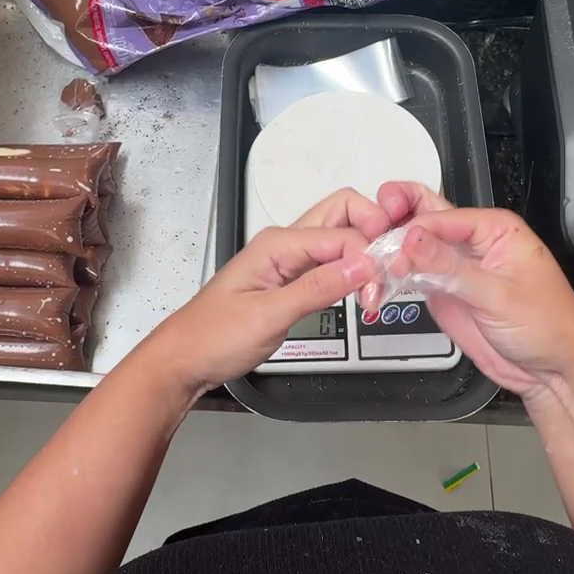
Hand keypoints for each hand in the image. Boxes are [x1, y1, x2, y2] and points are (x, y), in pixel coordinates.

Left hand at [128, 217, 377, 397]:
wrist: (184, 360)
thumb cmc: (214, 337)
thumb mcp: (269, 315)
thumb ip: (318, 288)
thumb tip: (364, 264)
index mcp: (278, 243)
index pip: (341, 234)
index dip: (367, 258)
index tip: (377, 291)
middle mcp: (285, 243)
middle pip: (343, 213)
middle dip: (373, 232)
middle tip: (389, 269)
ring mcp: (289, 259)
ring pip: (340, 236)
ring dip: (365, 253)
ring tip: (377, 287)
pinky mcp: (292, 279)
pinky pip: (331, 262)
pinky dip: (352, 271)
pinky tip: (362, 291)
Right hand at [366, 182, 573, 403]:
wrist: (552, 372)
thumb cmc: (548, 326)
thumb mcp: (498, 294)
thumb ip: (450, 267)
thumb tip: (413, 238)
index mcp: (495, 228)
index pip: (442, 216)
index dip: (413, 228)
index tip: (391, 246)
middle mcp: (472, 242)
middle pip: (424, 218)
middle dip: (394, 223)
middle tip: (368, 232)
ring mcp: (455, 267)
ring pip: (412, 248)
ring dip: (389, 255)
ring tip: (368, 266)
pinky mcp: (443, 291)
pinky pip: (411, 276)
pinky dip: (392, 279)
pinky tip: (376, 283)